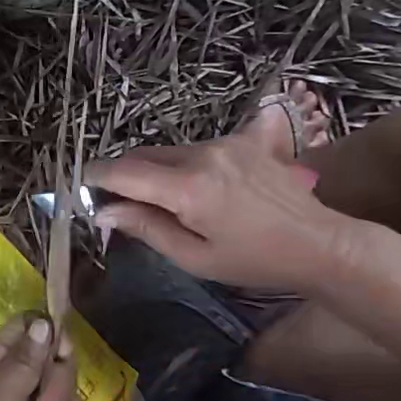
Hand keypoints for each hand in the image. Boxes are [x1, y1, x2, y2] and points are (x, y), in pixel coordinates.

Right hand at [85, 107, 369, 291]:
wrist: (320, 243)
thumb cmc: (256, 260)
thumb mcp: (195, 257)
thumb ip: (146, 228)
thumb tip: (104, 212)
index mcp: (188, 187)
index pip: (125, 171)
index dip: (96, 176)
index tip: (80, 185)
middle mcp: (201, 154)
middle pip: (142, 156)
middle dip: (123, 175)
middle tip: (118, 204)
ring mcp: (223, 142)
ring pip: (167, 151)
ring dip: (154, 171)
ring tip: (164, 203)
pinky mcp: (241, 139)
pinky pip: (196, 148)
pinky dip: (182, 165)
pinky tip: (195, 188)